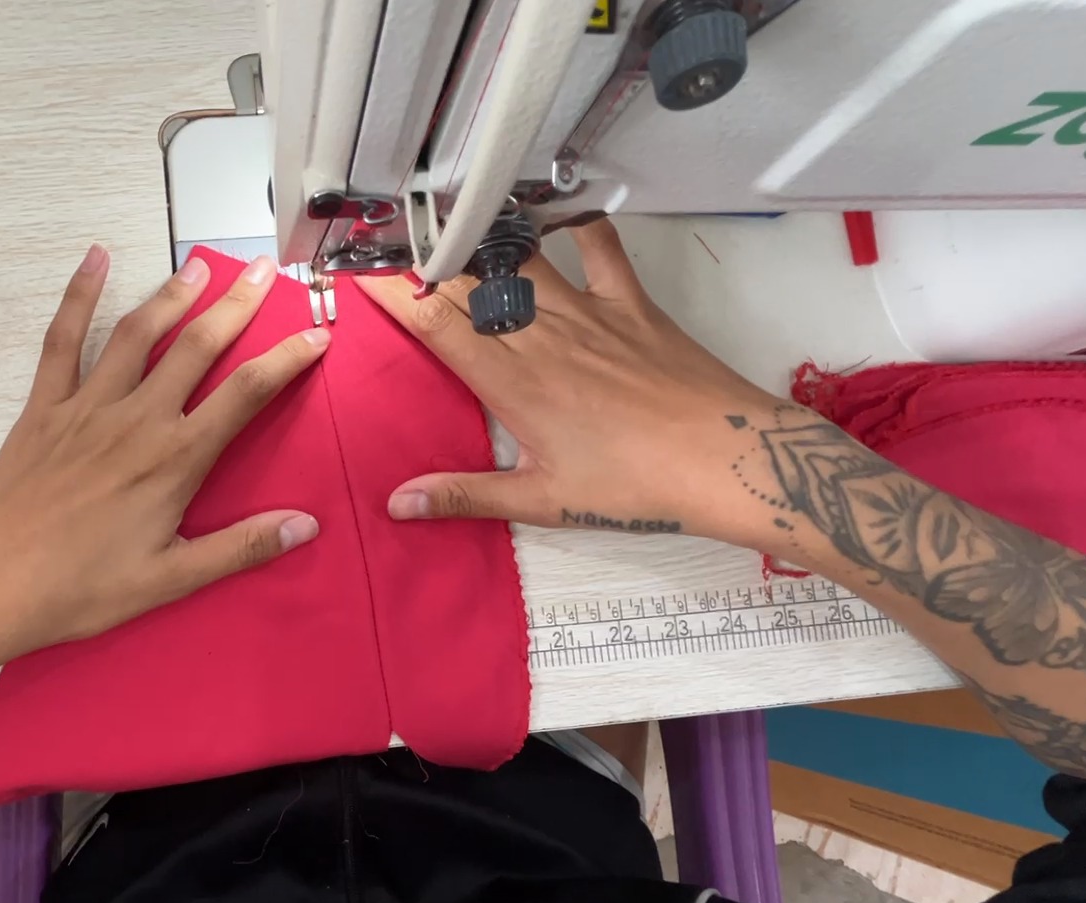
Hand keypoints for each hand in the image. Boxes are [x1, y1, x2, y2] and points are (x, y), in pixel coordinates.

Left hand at [0, 246, 327, 671]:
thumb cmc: (83, 588)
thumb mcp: (171, 579)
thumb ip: (241, 548)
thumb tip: (306, 526)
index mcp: (175, 458)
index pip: (246, 394)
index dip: (288, 360)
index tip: (317, 336)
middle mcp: (137, 418)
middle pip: (197, 347)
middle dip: (237, 305)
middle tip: (266, 270)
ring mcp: (87, 406)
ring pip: (139, 333)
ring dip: (173, 294)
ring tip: (200, 264)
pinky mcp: (45, 406)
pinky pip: (63, 339)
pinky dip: (78, 295)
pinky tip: (94, 259)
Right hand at [356, 218, 790, 548]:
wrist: (725, 460)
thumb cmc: (632, 485)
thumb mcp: (540, 500)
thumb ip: (464, 495)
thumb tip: (399, 503)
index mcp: (510, 380)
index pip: (435, 321)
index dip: (392, 291)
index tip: (360, 270)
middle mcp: (541, 334)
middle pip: (466, 283)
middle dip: (420, 259)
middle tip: (387, 240)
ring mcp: (588, 312)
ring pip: (519, 261)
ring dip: (478, 242)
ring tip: (448, 225)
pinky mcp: (630, 305)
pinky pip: (600, 249)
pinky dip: (576, 227)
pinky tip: (557, 217)